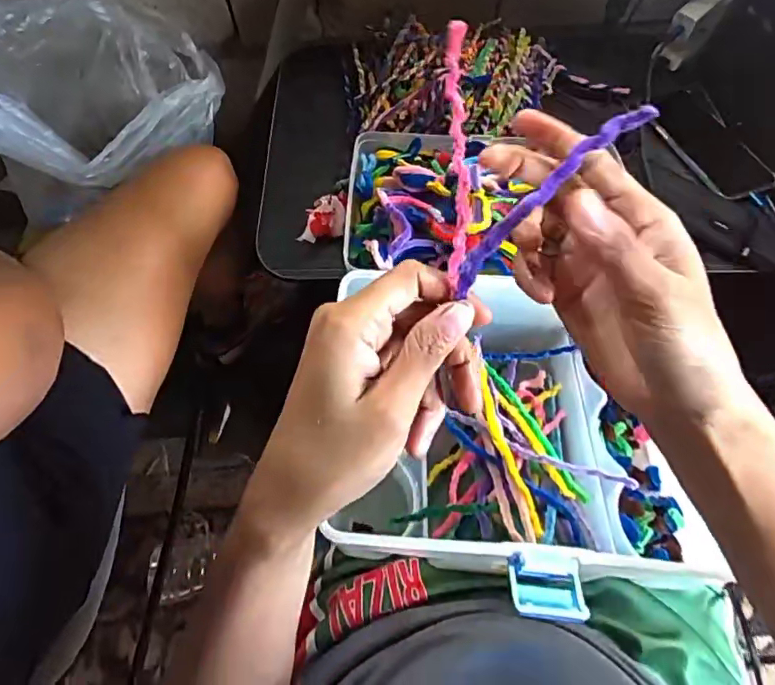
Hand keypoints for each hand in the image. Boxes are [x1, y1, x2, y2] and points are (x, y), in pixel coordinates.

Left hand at [241, 263, 486, 538]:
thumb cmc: (337, 458)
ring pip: (412, 345)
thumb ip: (427, 351)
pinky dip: (411, 397)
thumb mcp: (393, 408)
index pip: (410, 278)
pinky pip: (395, 365)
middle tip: (470, 403)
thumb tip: (462, 307)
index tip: (485, 326)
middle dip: (447, 357)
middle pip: (417, 315)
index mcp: (351, 320)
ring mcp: (347, 342)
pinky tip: (413, 437)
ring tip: (426, 436)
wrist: (289, 495)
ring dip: (430, 388)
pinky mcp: (350, 362)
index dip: (452, 293)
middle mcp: (347, 320)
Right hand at [479, 110, 751, 426]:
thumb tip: (577, 201)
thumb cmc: (686, 344)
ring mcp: (583, 259)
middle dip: (523, 175)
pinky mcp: (565, 288)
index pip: (593, 167)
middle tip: (487, 166)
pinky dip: (526, 273)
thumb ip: (614, 247)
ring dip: (524, 236)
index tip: (520, 122)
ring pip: (538, 226)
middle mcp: (607, 231)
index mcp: (639, 218)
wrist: (681, 406)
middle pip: (555, 189)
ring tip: (535, 264)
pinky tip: (542, 294)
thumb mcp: (656, 293)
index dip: (557, 141)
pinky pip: (532, 265)